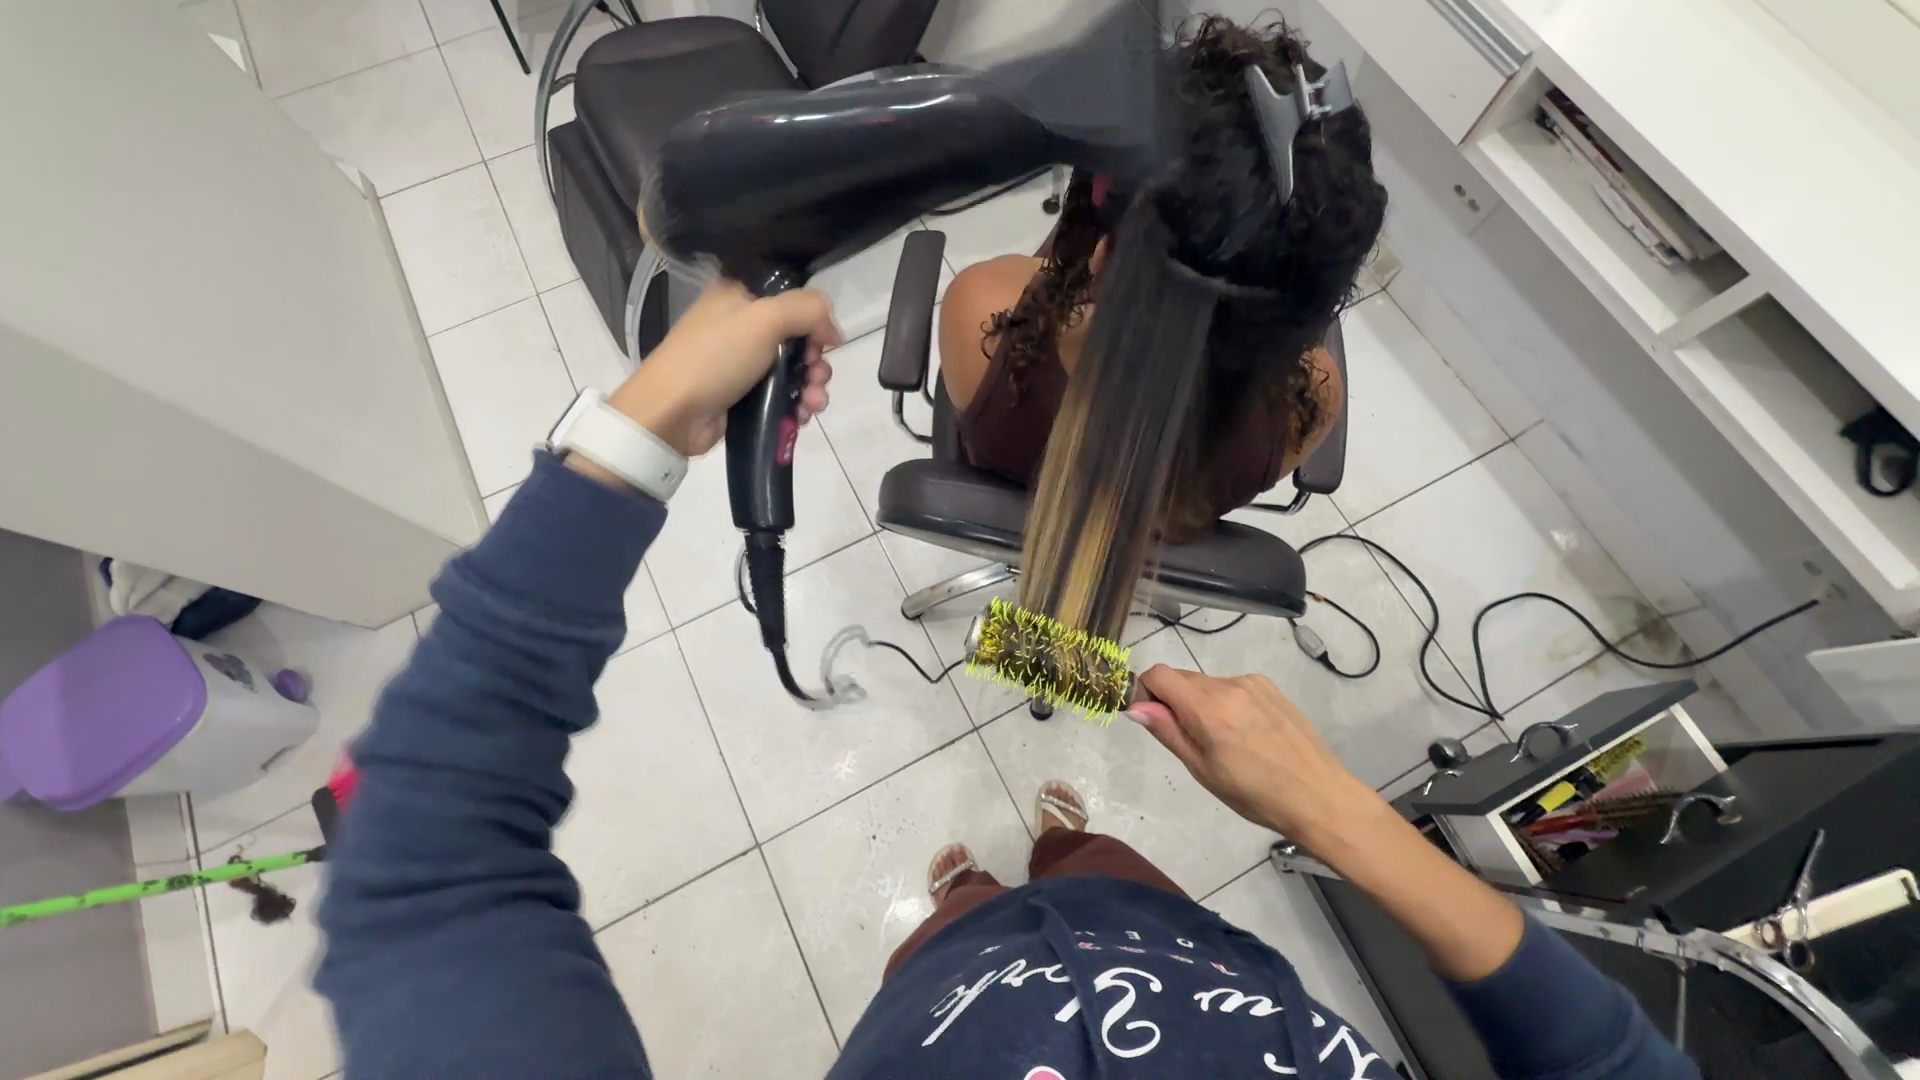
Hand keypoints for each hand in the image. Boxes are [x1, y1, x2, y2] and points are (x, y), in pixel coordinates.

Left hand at [606, 280, 840, 456]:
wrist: (673, 413)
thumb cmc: (715, 357)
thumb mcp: (764, 318)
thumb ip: (807, 310)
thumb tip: (833, 329)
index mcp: (740, 295)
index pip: (791, 298)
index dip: (815, 318)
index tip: (826, 341)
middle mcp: (743, 325)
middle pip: (799, 337)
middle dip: (817, 360)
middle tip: (817, 376)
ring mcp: (743, 362)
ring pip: (795, 370)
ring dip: (813, 387)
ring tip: (813, 404)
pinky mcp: (745, 395)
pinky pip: (784, 396)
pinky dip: (798, 405)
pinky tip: (802, 416)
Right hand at [1128, 666, 1383, 844]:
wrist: (1321, 797)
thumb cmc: (1255, 795)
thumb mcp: (1202, 770)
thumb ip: (1167, 731)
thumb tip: (1134, 706)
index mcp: (1208, 708)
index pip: (1159, 674)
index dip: (1147, 691)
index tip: (1153, 718)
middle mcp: (1228, 685)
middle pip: (1182, 677)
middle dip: (1174, 700)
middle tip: (1191, 739)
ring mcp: (1252, 683)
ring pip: (1206, 683)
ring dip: (1200, 703)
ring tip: (1223, 741)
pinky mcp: (1269, 687)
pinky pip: (1231, 686)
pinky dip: (1225, 703)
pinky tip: (1244, 733)